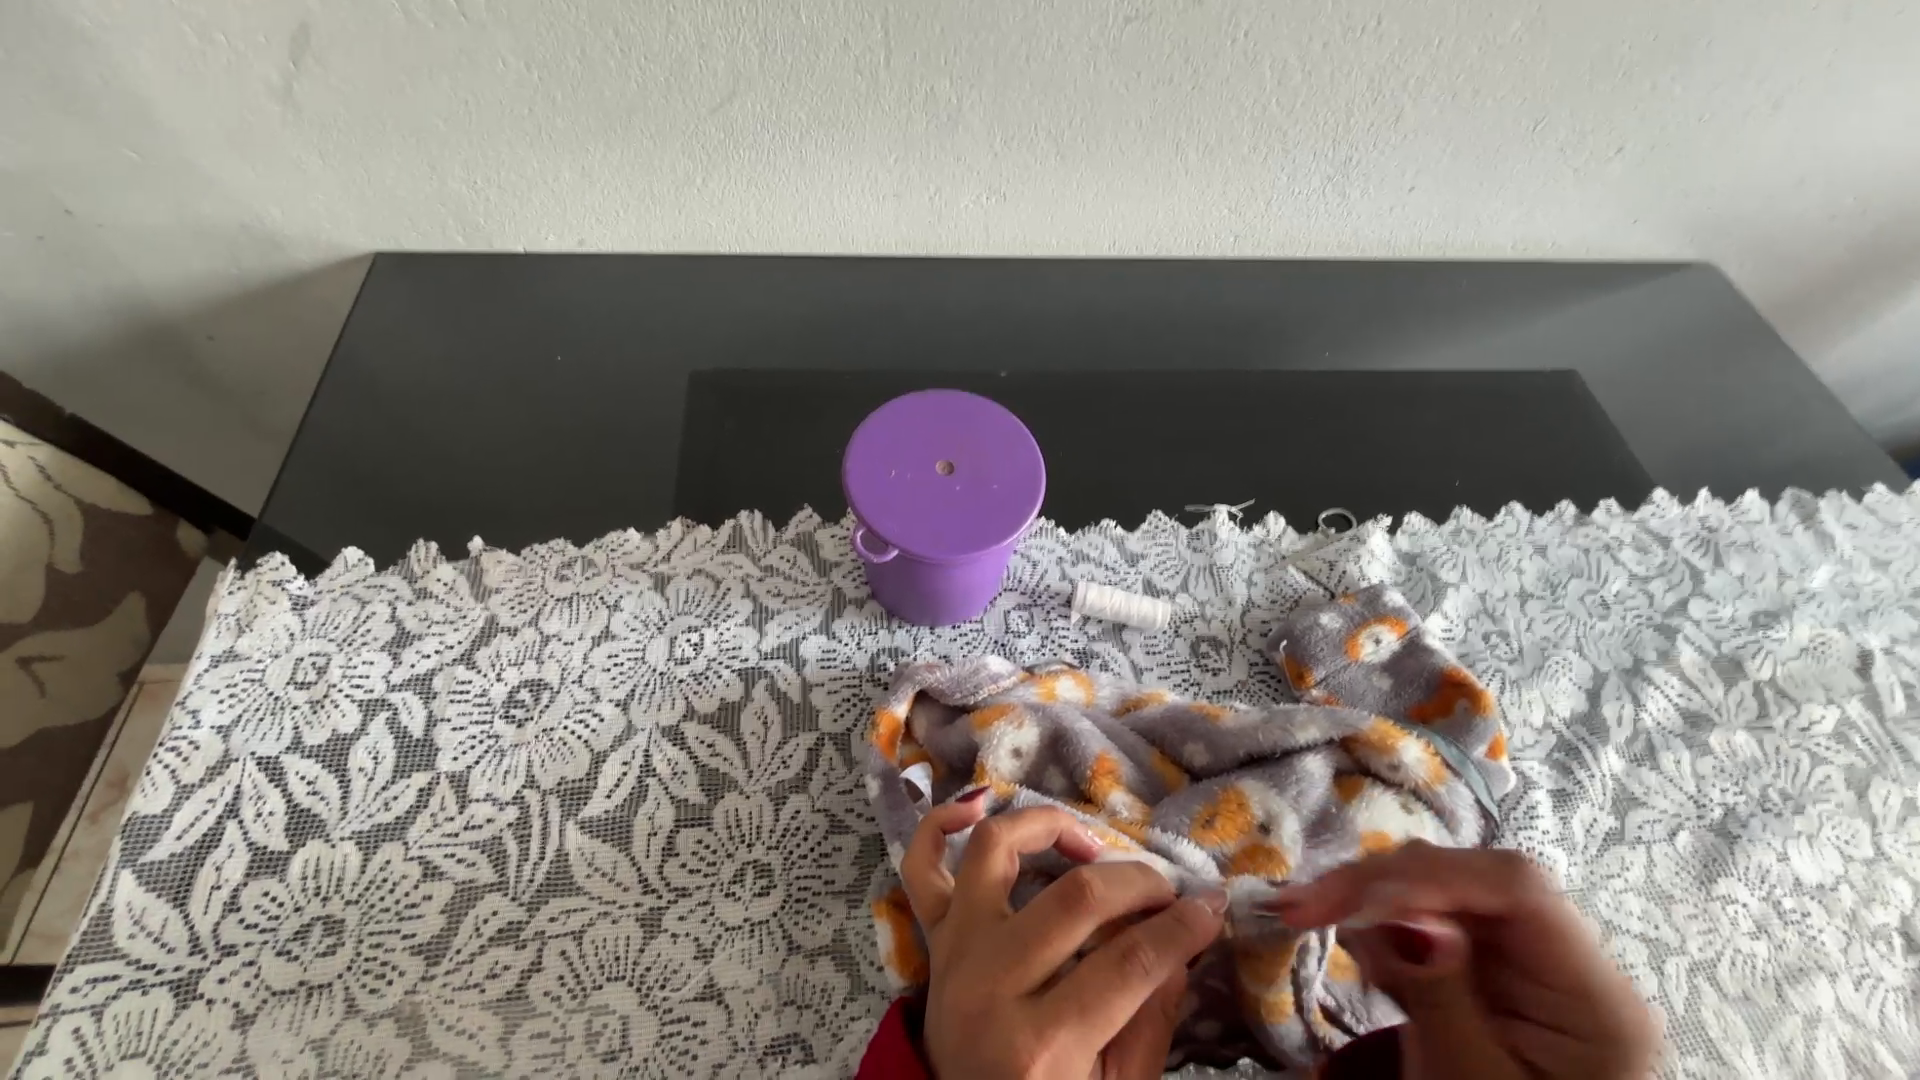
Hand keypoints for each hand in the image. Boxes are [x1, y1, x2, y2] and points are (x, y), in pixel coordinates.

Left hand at [901, 793, 1227, 1078]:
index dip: (1180, 929)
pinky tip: (978, 805)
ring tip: (1088, 846)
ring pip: (994, 852)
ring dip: (1047, 828)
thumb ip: (1150, 1021)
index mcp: (1040, 1046)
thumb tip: (1181, 942)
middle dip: (1136, 882)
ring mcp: (953, 951)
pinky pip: (921, 865)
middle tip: (1164, 889)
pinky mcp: (932, 937)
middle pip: (1074, 899)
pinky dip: (941, 824)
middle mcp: (989, 985)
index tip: (1211, 905)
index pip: (1127, 965)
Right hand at [1267, 841, 1658, 1079]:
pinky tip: (1341, 928)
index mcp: (1594, 995)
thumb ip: (1442, 995)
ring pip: (1439, 884)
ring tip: (1307, 915)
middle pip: (1469, 877)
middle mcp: (1567, 956)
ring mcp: (1526, 954)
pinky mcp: (1491, 960)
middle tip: (1300, 905)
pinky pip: (1427, 910)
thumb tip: (1410, 914)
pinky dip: (1376, 915)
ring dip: (1367, 893)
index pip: (1517, 888)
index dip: (1430, 877)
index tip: (1353, 905)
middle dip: (1380, 881)